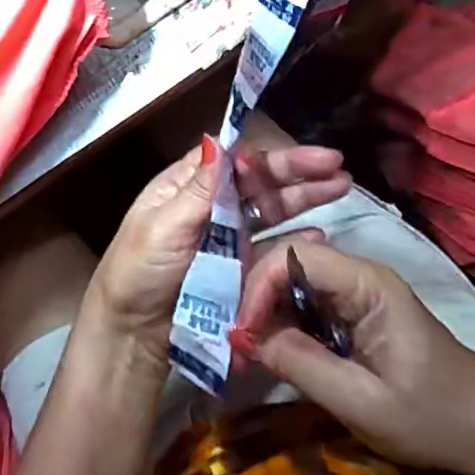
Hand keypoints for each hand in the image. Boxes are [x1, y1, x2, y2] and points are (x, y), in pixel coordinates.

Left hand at [82, 138, 351, 375]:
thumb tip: (221, 141)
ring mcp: (225, 236)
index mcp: (185, 186)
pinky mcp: (236, 267)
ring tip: (342, 187)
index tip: (309, 154)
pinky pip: (270, 247)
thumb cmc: (139, 271)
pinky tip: (320, 234)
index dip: (272, 155)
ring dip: (304, 197)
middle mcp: (209, 204)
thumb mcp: (164, 226)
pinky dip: (295, 238)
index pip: (234, 159)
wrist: (132, 333)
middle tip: (339, 166)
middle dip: (298, 172)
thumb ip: (199, 189)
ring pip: (269, 209)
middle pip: (258, 182)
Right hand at [236, 242, 474, 474]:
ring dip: (264, 310)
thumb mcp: (363, 401)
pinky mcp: (351, 309)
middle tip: (233, 340)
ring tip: (244, 346)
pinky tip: (269, 346)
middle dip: (254, 296)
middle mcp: (356, 274)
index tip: (241, 331)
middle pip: (287, 261)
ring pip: (291, 281)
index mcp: (366, 282)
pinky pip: (304, 301)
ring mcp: (354, 290)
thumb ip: (301, 364)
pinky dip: (281, 321)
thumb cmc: (435, 416)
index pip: (293, 256)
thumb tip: (242, 338)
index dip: (258, 286)